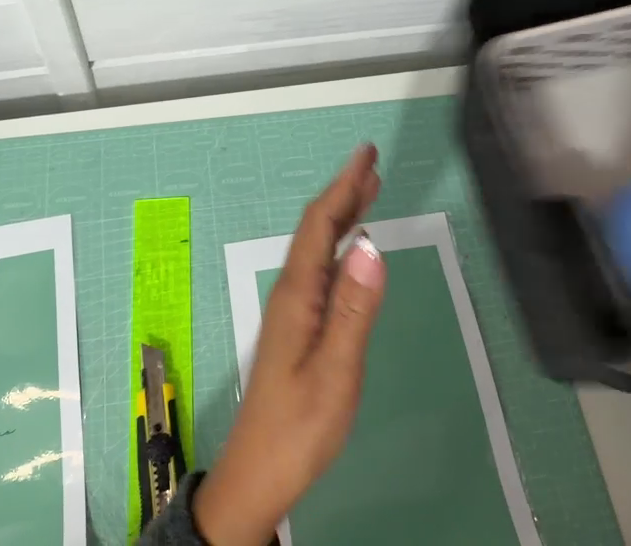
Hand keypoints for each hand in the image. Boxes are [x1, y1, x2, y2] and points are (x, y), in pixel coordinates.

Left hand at [193, 144, 387, 545]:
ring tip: (369, 189)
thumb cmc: (298, 428)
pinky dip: (339, 245)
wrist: (259, 475)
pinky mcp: (298, 328)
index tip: (365, 155)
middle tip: (371, 160)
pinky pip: (320, 270)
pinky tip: (351, 248)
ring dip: (342, 214)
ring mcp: (293, 311)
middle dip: (343, 191)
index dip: (342, 186)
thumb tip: (370, 244)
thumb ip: (353, 310)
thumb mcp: (334, 372)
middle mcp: (292, 293)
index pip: (319, 226)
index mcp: (298, 295)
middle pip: (315, 229)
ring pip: (317, 248)